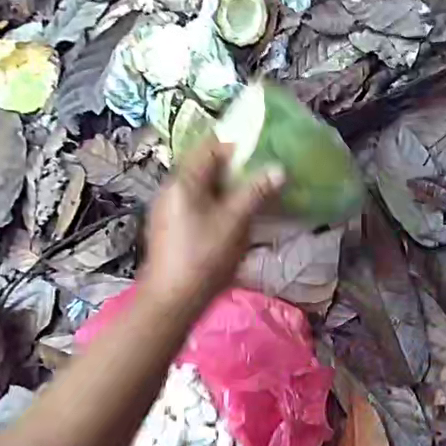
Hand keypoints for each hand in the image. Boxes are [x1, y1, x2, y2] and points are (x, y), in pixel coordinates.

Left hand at [135, 139, 283, 317]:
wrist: (172, 300)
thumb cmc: (204, 257)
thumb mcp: (235, 222)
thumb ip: (256, 192)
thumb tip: (279, 169)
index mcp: (183, 181)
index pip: (209, 147)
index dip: (236, 145)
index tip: (261, 151)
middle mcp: (170, 189)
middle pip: (204, 167)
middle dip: (233, 169)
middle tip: (261, 175)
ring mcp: (166, 210)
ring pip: (200, 188)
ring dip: (225, 189)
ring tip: (252, 197)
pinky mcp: (169, 229)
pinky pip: (195, 205)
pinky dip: (214, 205)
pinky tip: (232, 221)